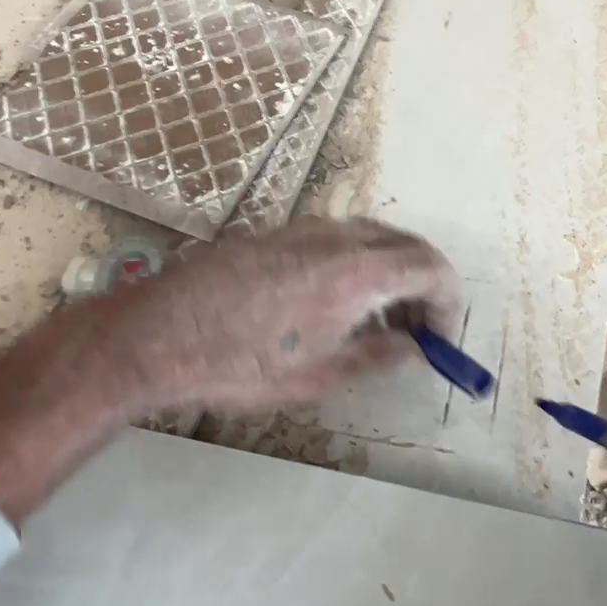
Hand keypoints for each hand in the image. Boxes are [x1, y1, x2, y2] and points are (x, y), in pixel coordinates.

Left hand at [0, 217, 463, 521]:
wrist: (157, 333)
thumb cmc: (243, 364)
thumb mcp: (321, 375)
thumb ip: (379, 355)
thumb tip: (414, 348)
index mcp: (358, 273)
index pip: (431, 269)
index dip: (449, 301)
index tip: (443, 336)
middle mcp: (339, 238)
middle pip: (407, 245)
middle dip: (426, 284)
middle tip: (420, 330)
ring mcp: (306, 229)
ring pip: (373, 238)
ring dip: (392, 272)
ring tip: (381, 320)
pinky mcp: (279, 232)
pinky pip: (340, 239)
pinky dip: (360, 264)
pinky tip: (336, 303)